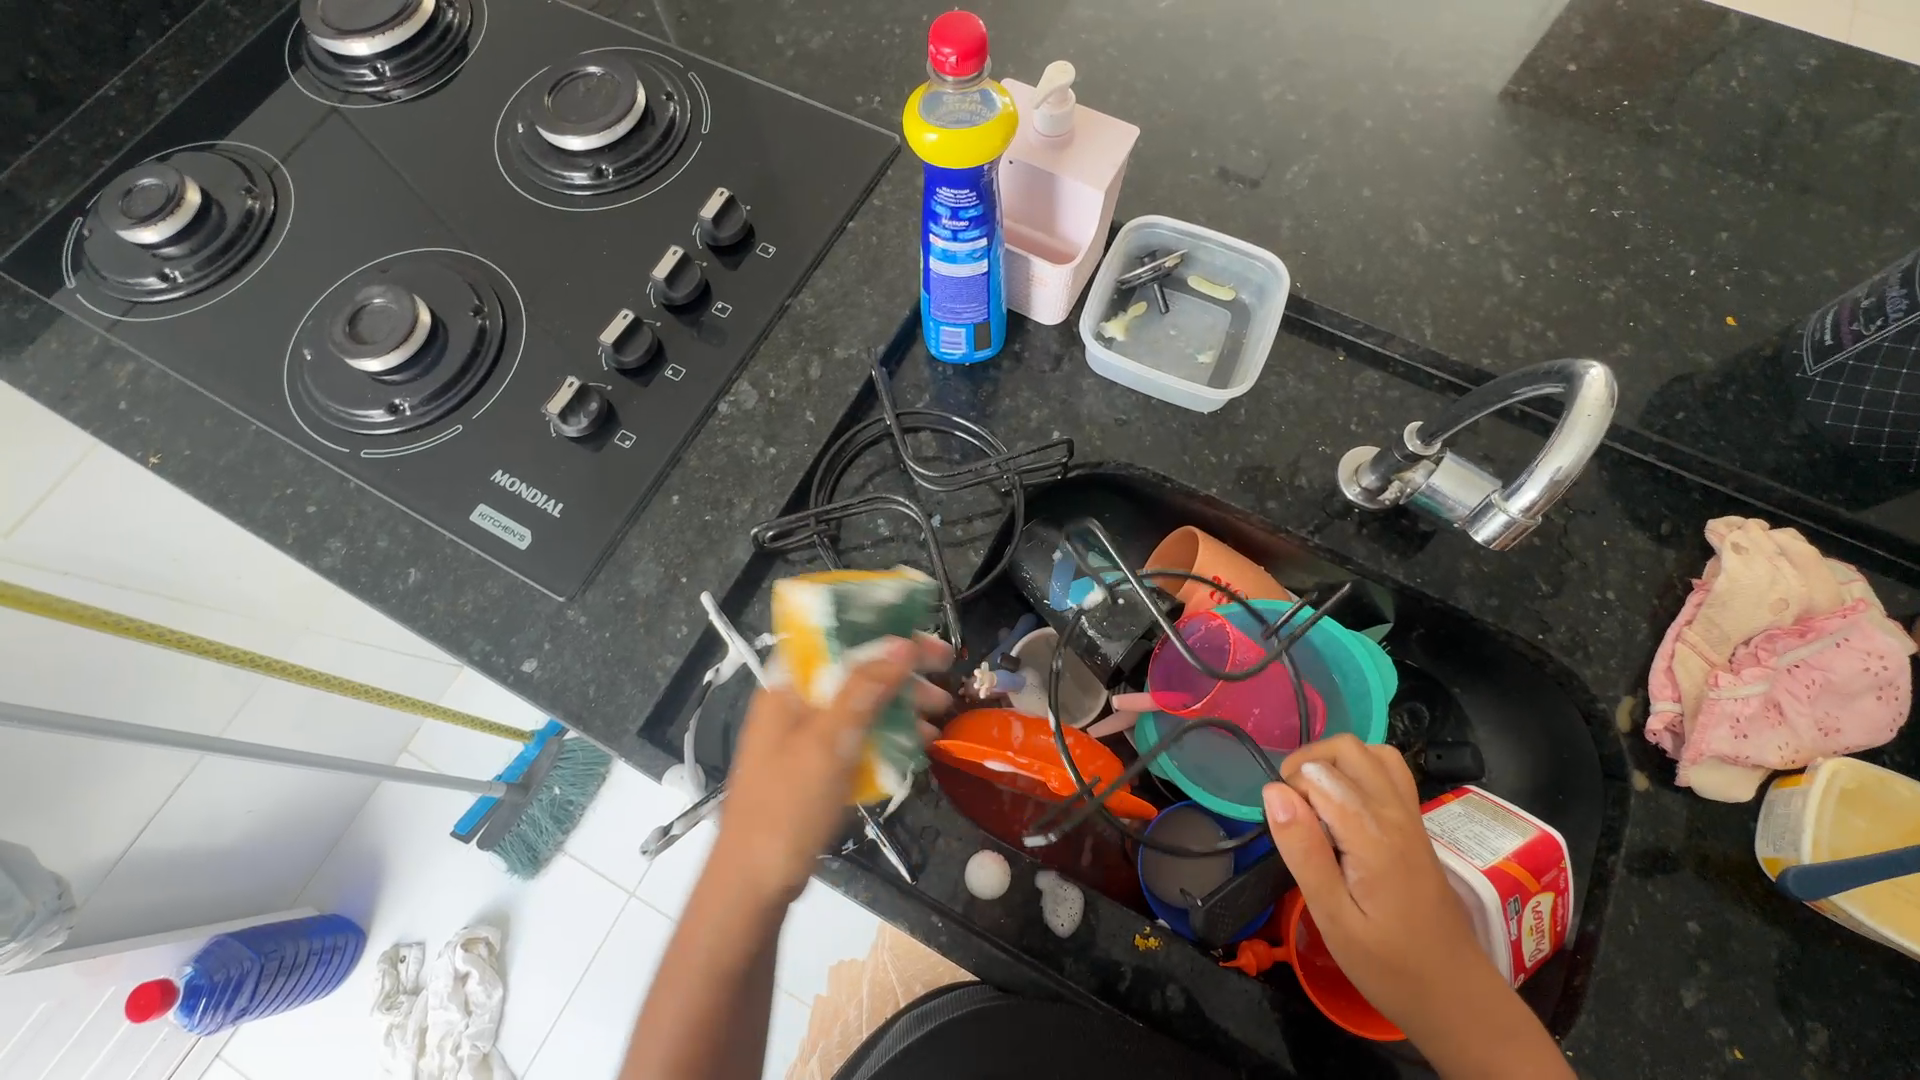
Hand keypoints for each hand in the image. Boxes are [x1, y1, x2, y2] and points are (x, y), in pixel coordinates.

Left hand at [714, 634, 952, 904]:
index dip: (883, 633)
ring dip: (899, 705)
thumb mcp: (829, 742)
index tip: (926, 642)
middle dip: (900, 672)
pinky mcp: (816, 766)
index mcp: (787, 686)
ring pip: (860, 705)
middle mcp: (795, 703)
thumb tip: (902, 644)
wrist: (754, 884)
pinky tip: (917, 744)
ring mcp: (805, 736)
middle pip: (854, 670)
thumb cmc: (786, 808)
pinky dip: (886, 736)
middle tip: (945, 676)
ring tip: (938, 716)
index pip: (837, 638)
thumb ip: (865, 689)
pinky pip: (857, 737)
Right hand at [1261, 736, 1487, 1034]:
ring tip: (1313, 800)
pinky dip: (1358, 772)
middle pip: (1347, 749)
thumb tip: (1272, 791)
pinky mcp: (1416, 826)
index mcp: (1373, 836)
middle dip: (1306, 765)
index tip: (1284, 833)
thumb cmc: (1388, 965)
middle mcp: (1396, 814)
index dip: (1289, 793)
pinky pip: (1388, 773)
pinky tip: (1342, 807)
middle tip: (1290, 809)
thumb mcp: (1333, 918)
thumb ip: (1303, 850)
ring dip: (1334, 762)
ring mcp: (1411, 817)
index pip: (1318, 776)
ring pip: (1371, 752)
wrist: (1455, 995)